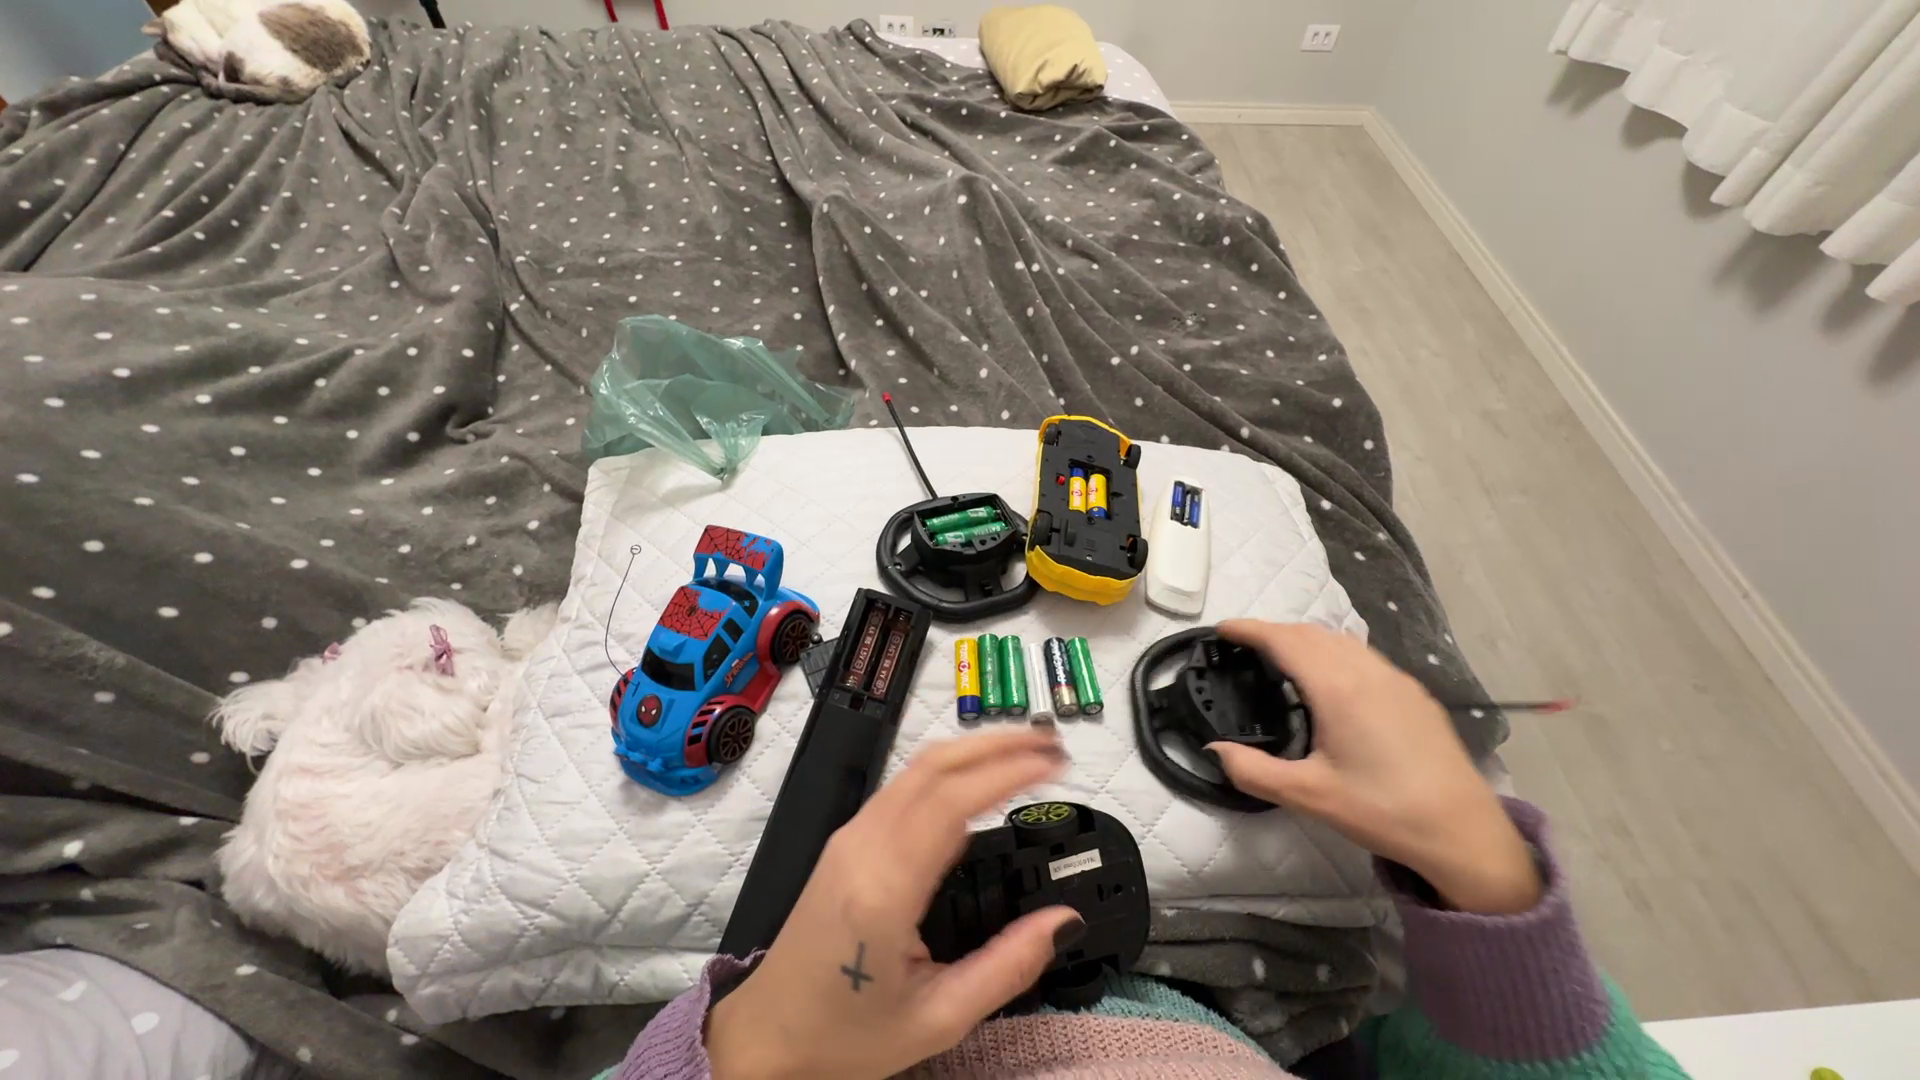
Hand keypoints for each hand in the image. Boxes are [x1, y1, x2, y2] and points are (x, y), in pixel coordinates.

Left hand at [706, 730, 1083, 1079]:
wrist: (767, 1035)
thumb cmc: (847, 1035)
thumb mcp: (939, 1018)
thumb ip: (1008, 966)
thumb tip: (1065, 921)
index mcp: (884, 888)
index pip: (952, 802)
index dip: (1006, 771)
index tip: (1055, 763)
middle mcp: (862, 846)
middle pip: (934, 766)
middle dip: (997, 744)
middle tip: (1052, 746)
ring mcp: (849, 837)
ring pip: (916, 768)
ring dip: (973, 750)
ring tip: (1026, 753)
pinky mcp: (846, 839)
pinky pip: (902, 786)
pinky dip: (948, 769)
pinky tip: (978, 778)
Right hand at [1208, 621, 1540, 914]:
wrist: (1464, 831)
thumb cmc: (1382, 810)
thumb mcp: (1309, 796)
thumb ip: (1253, 771)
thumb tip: (1213, 750)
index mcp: (1338, 689)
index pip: (1284, 641)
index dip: (1250, 629)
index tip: (1222, 629)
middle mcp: (1367, 672)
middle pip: (1312, 633)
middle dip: (1274, 631)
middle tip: (1243, 646)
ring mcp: (1396, 679)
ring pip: (1341, 641)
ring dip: (1305, 639)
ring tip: (1280, 658)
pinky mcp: (1414, 693)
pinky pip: (1363, 655)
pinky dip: (1333, 652)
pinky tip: (1329, 679)